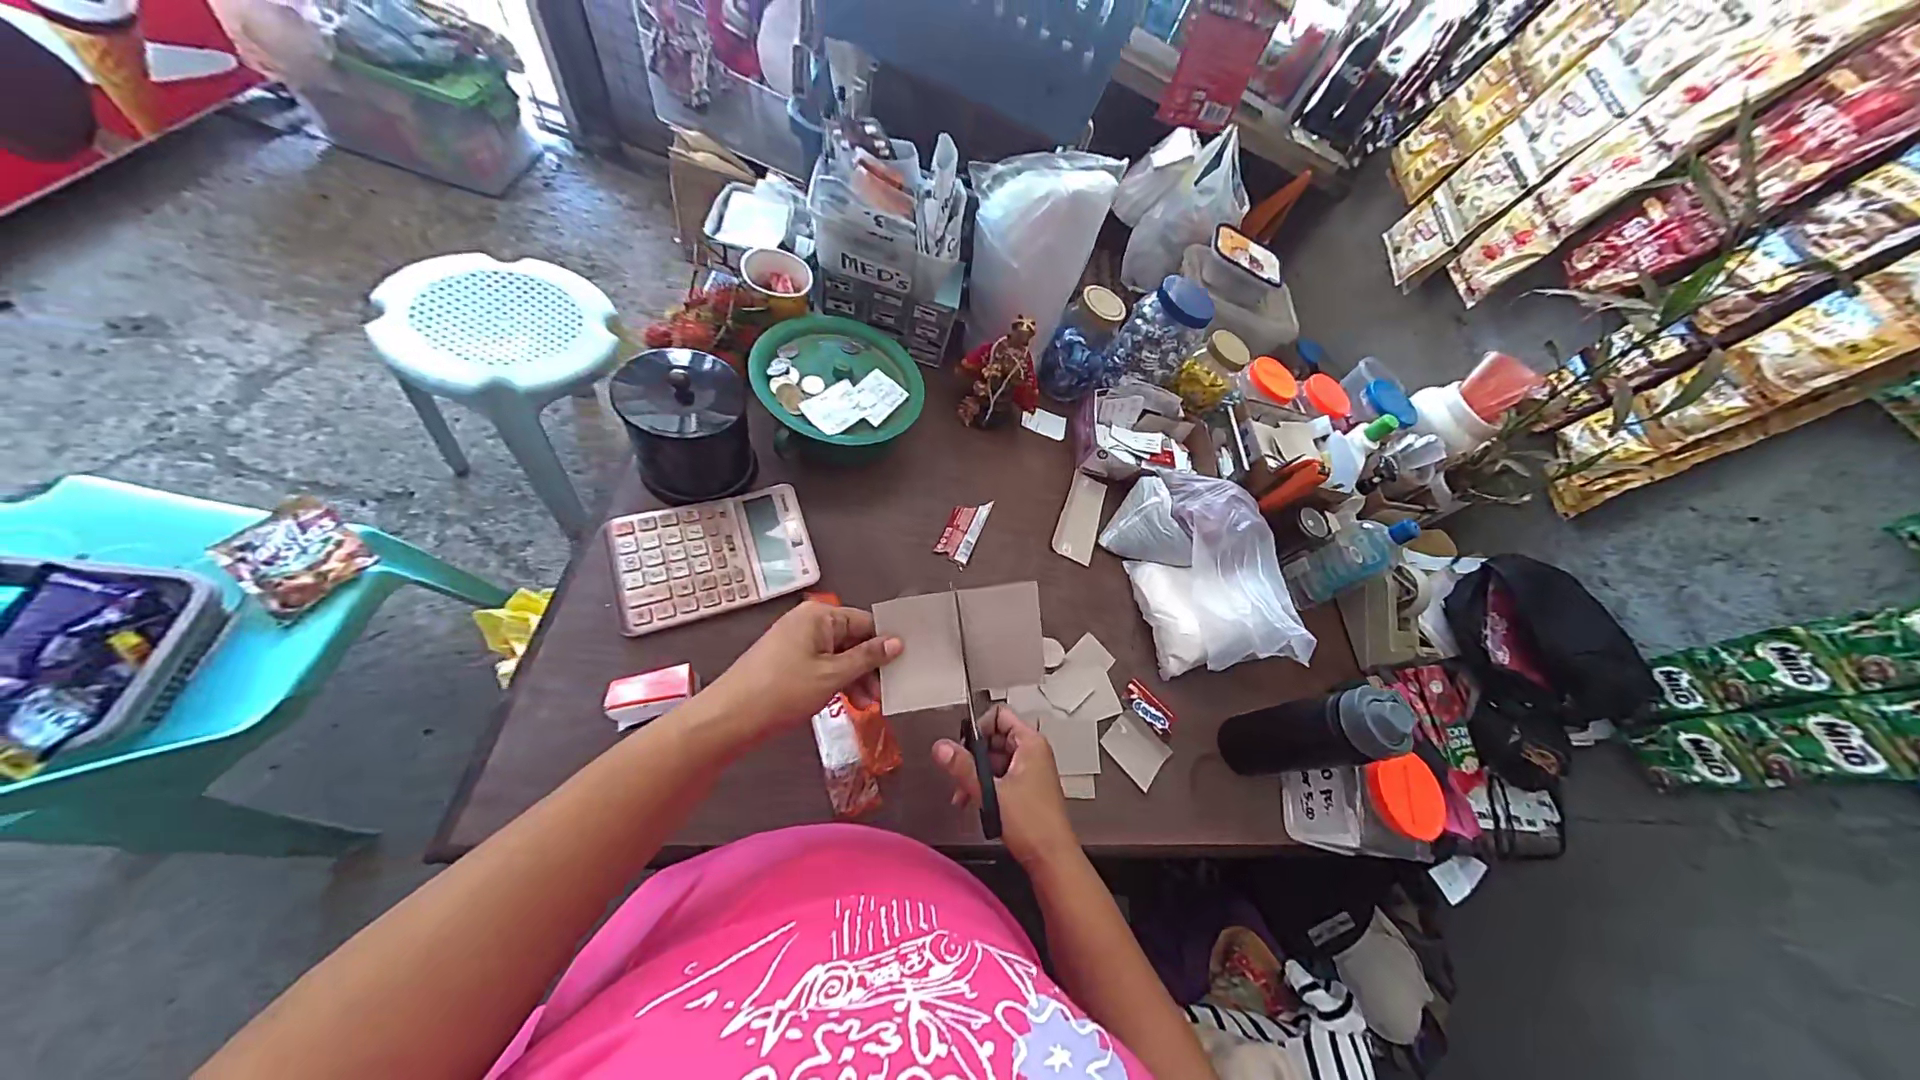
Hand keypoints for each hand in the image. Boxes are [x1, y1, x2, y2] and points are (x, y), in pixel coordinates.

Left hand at [706, 601, 900, 741]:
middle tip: (883, 692)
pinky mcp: (788, 662)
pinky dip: (837, 681)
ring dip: (855, 678)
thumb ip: (867, 658)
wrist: (728, 720)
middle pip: (853, 638)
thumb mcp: (832, 675)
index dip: (885, 644)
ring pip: (839, 655)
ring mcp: (796, 642)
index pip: (865, 622)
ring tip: (867, 703)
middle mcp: (807, 623)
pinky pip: (823, 666)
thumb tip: (896, 642)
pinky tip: (848, 701)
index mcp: (819, 616)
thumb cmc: (780, 692)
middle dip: (870, 666)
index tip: (902, 666)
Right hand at [932, 705, 1078, 867]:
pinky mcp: (1025, 788)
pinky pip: (1000, 776)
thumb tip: (943, 748)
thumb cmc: (1034, 824)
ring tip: (963, 793)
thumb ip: (963, 767)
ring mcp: (1029, 770)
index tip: (964, 746)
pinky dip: (985, 785)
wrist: (1051, 858)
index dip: (979, 727)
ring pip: (994, 759)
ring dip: (976, 774)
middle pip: (994, 738)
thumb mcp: (991, 792)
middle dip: (973, 756)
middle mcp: (1032, 753)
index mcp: (1031, 744)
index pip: (999, 716)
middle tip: (960, 772)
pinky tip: (973, 801)